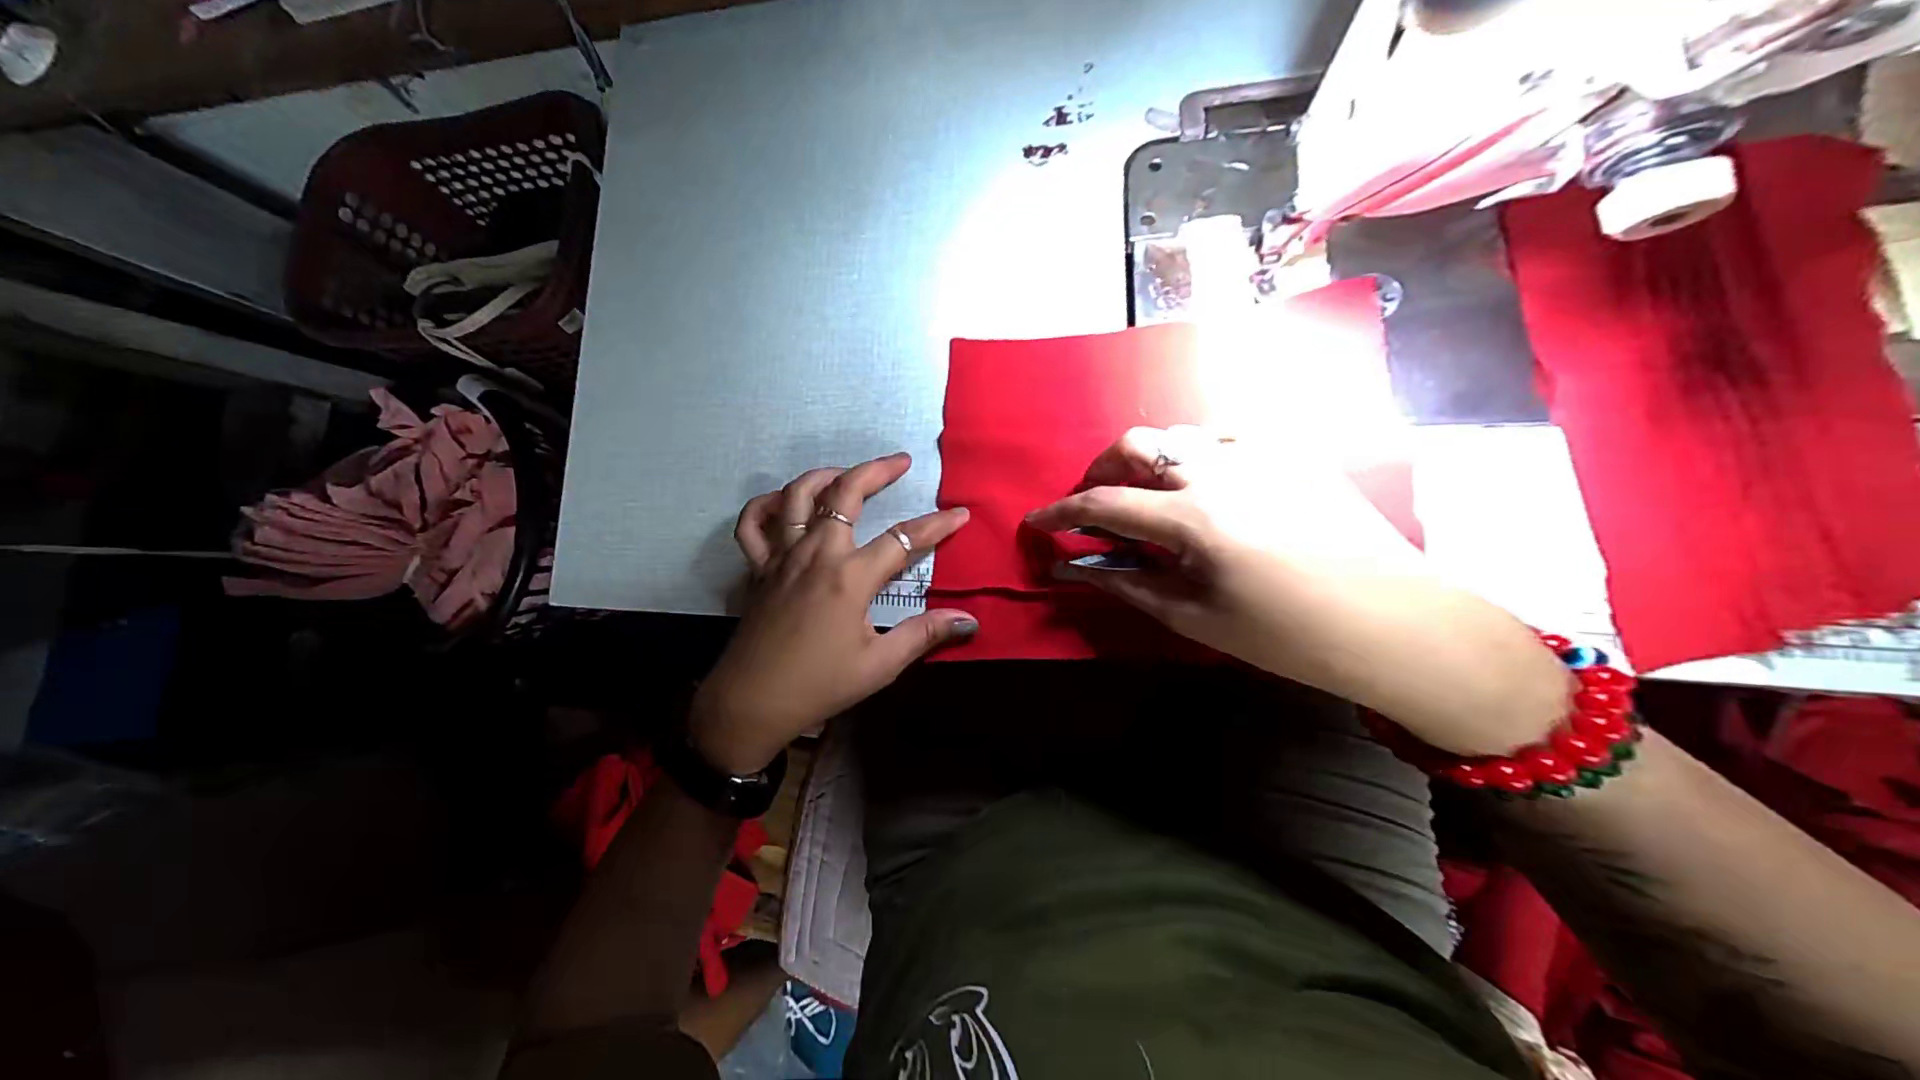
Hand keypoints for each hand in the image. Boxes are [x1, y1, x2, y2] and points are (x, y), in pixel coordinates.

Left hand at [690, 452, 975, 773]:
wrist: (752, 702)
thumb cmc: (820, 685)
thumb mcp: (879, 665)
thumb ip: (923, 634)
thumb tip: (969, 621)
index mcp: (850, 577)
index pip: (904, 538)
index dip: (937, 524)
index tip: (960, 514)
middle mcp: (815, 554)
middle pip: (846, 494)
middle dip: (877, 471)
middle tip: (900, 462)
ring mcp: (781, 556)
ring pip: (797, 496)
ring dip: (824, 476)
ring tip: (845, 473)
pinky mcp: (758, 568)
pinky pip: (753, 524)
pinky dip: (766, 504)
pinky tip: (784, 502)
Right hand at [1027, 425, 1423, 648]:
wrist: (1393, 623)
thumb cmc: (1286, 635)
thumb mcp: (1194, 616)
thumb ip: (1125, 582)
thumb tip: (1070, 566)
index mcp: (1192, 517)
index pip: (1102, 503)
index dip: (1060, 514)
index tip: (1036, 523)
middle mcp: (1219, 470)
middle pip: (1133, 445)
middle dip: (1100, 473)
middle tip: (1096, 507)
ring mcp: (1260, 453)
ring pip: (1179, 433)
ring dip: (1147, 460)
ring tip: (1150, 497)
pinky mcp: (1292, 452)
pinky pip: (1227, 436)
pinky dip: (1197, 454)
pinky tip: (1206, 485)